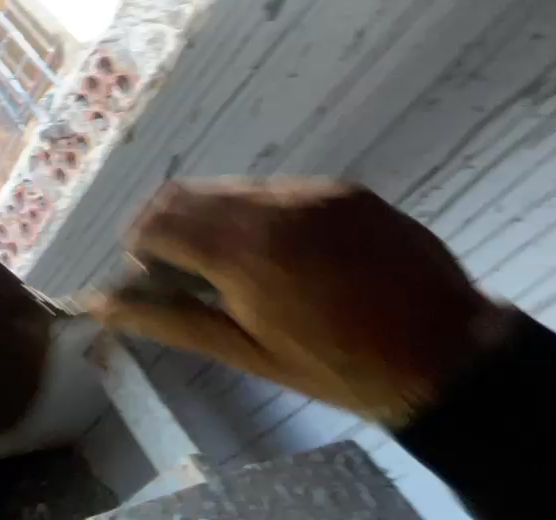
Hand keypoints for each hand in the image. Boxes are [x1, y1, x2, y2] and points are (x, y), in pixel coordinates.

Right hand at [86, 178, 510, 425]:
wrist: (460, 365)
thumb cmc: (338, 368)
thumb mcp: (246, 352)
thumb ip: (167, 318)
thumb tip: (95, 302)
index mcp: (243, 253)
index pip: (155, 222)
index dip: (141, 245)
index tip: (156, 274)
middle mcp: (270, 208)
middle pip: (182, 195)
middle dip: (169, 226)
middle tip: (189, 266)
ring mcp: (311, 193)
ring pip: (226, 188)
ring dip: (213, 217)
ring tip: (243, 260)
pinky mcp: (344, 190)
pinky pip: (275, 189)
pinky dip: (260, 213)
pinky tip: (290, 251)